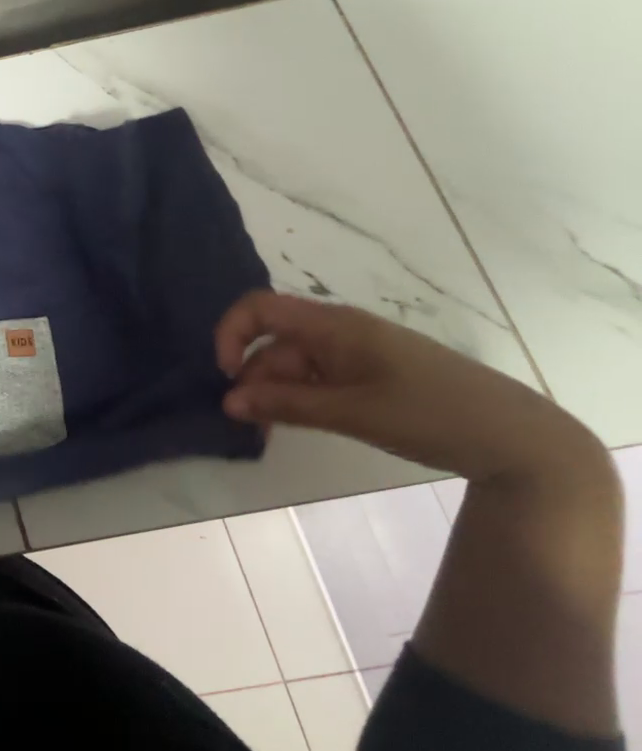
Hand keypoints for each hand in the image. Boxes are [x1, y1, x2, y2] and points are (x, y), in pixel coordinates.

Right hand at [213, 291, 600, 483]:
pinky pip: (320, 377)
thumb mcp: (351, 412)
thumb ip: (285, 404)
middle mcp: (342, 330)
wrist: (524, 442)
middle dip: (253, 378)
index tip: (225, 376)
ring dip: (276, 393)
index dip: (230, 334)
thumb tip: (227, 401)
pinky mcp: (374, 374)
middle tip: (247, 423)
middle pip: (275, 343)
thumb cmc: (432, 415)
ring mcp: (360, 352)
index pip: (259, 308)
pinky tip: (299, 424)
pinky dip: (301, 398)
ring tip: (269, 432)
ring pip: (296, 364)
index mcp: (335, 325)